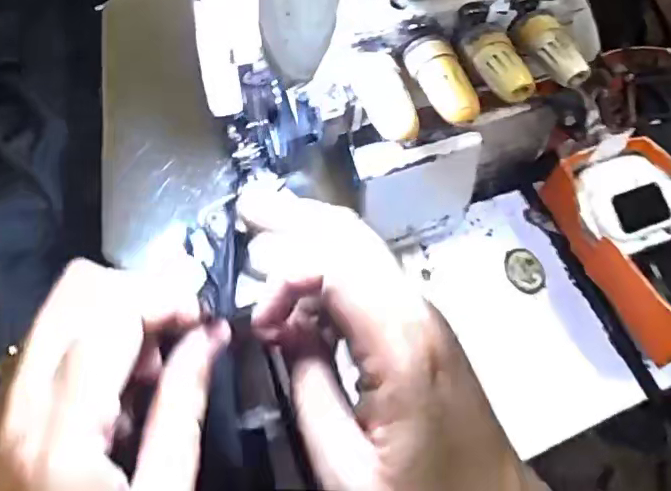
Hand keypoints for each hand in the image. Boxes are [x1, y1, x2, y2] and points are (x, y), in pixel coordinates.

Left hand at [0, 259, 230, 490]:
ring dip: (109, 322)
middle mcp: (5, 418)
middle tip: (177, 332)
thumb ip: (182, 406)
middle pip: (72, 295)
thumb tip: (210, 332)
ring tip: (146, 372)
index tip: (204, 316)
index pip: (113, 314)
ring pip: (50, 321)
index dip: (168, 297)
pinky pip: (32, 364)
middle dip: (136, 295)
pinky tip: (108, 406)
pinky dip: (80, 355)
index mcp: (54, 437)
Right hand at [239, 186, 544, 490]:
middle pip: (352, 238)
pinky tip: (299, 278)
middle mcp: (416, 307)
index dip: (287, 274)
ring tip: (265, 221)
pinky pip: (369, 276)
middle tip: (248, 205)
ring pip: (362, 248)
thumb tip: (285, 331)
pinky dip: (328, 264)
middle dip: (297, 217)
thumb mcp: (349, 469)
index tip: (257, 317)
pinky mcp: (421, 322)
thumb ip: (311, 392)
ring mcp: (422, 309)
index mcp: (401, 340)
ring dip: (311, 231)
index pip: (337, 266)